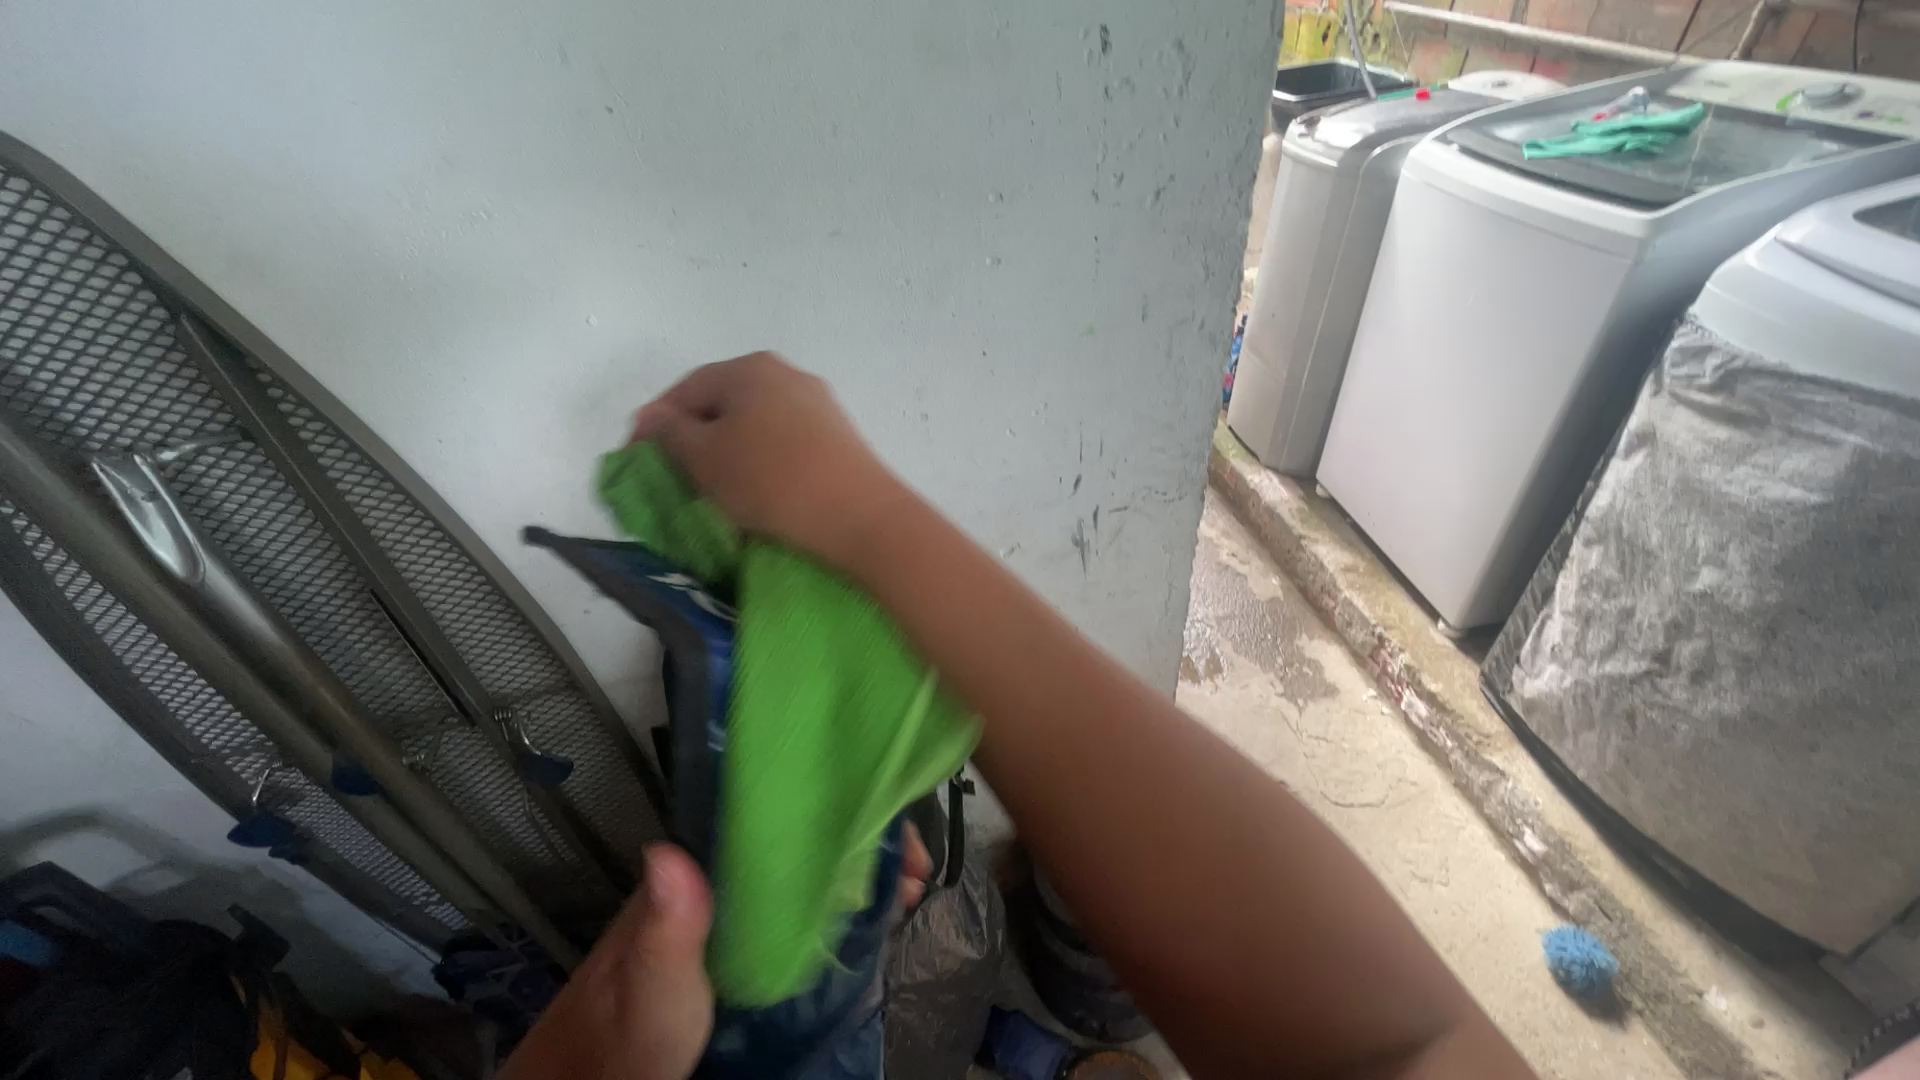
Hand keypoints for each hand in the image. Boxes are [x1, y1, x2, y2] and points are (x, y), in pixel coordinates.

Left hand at [497, 830, 930, 1079]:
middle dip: (866, 843)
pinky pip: (811, 910)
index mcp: (700, 869)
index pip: (778, 814)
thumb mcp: (648, 993)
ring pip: (814, 872)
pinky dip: (851, 908)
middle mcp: (724, 879)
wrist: (602, 1079)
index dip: (839, 809)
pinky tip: (877, 920)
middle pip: (807, 838)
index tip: (888, 826)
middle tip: (914, 870)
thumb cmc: (623, 1040)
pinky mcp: (752, 948)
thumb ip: (664, 932)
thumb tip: (670, 851)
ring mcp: (740, 913)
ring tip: (910, 891)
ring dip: (865, 873)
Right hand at [630, 353, 910, 570]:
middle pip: (725, 403)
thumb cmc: (770, 479)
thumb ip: (670, 433)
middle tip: (676, 475)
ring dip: (730, 452)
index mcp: (749, 368)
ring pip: (756, 425)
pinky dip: (763, 462)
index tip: (637, 457)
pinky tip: (760, 490)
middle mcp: (788, 375)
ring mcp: (819, 405)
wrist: (859, 515)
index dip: (656, 422)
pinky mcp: (839, 438)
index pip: (687, 389)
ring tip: (716, 488)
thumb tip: (652, 417)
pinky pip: (785, 445)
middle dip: (695, 437)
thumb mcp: (704, 458)